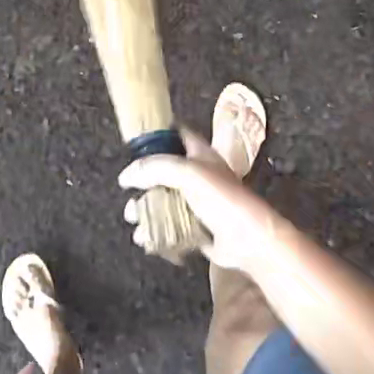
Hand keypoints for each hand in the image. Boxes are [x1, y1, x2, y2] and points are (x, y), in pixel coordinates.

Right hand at [119, 129, 288, 273]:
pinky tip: (145, 237)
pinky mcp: (195, 228)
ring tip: (134, 217)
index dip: (157, 135)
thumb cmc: (222, 198)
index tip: (135, 144)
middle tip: (129, 190)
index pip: (176, 134)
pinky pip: (169, 226)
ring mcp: (197, 202)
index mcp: (200, 154)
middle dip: (143, 182)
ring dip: (145, 210)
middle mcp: (198, 175)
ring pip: (163, 201)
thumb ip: (154, 169)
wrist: (248, 239)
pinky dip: (154, 231)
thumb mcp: (187, 173)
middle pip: (163, 171)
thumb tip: (125, 176)